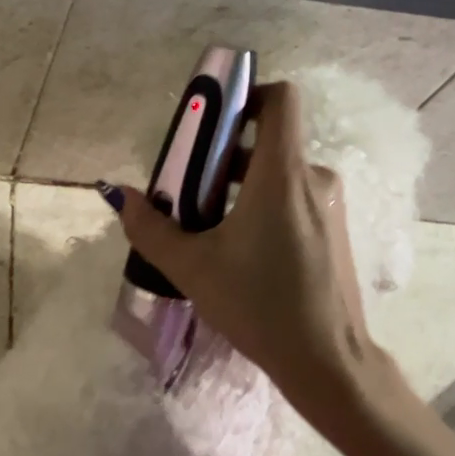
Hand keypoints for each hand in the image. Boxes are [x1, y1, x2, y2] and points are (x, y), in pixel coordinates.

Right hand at [106, 81, 381, 425]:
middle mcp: (313, 179)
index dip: (245, 95)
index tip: (209, 124)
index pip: (279, 98)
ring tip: (206, 227)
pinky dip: (263, 210)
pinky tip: (240, 253)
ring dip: (241, 188)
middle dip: (224, 155)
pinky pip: (294, 202)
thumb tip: (119, 195)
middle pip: (270, 141)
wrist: (326, 360)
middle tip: (187, 189)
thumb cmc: (257, 304)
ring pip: (280, 176)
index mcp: (281, 174)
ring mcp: (330, 208)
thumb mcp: (191, 267)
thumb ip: (150, 228)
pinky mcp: (335, 235)